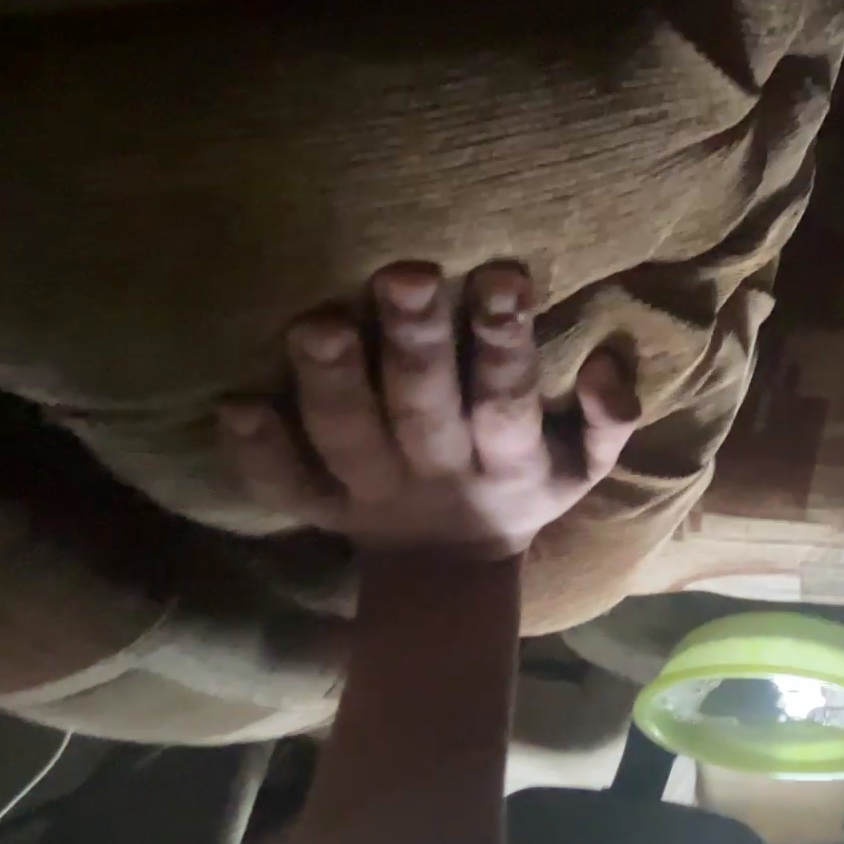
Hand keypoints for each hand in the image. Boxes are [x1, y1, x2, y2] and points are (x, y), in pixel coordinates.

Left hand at [218, 261, 637, 559]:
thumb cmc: (527, 488)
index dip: (506, 345)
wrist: (451, 567)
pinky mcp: (319, 508)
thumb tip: (607, 362)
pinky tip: (234, 405)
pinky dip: (259, 452)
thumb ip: (609, 419)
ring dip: (331, 383)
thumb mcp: (587, 465)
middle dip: (416, 343)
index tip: (504, 279)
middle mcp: (442, 476)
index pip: (511, 402)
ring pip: (347, 440)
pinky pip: (284, 486)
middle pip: (425, 411)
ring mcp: (373, 495)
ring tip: (318, 323)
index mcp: (512, 463)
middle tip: (406, 276)